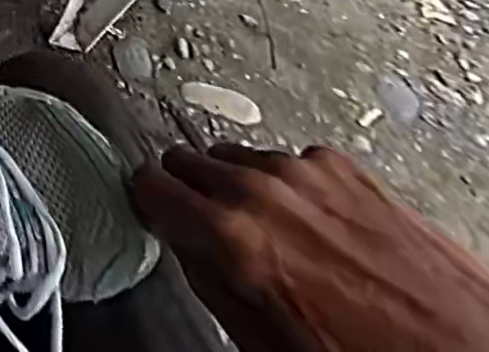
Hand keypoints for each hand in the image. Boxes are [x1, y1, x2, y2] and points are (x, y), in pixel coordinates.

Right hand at [132, 144, 488, 351]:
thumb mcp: (267, 342)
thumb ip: (209, 282)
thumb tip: (182, 244)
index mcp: (232, 235)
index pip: (148, 183)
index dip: (149, 201)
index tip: (159, 211)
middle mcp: (257, 189)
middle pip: (182, 157)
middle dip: (189, 188)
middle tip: (211, 221)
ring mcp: (300, 170)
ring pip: (230, 155)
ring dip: (237, 183)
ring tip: (273, 226)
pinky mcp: (339, 164)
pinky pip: (284, 159)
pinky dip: (288, 182)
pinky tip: (318, 220)